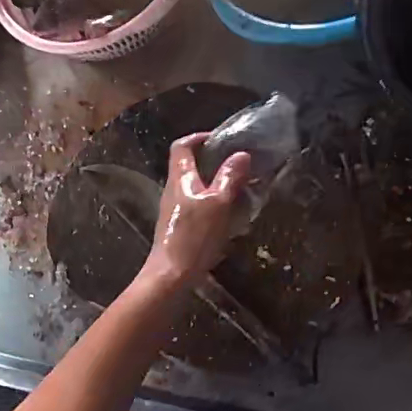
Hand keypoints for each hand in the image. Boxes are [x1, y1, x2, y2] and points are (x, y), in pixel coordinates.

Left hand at [139, 134, 250, 289]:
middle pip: (187, 165)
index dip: (198, 137)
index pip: (181, 146)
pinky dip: (211, 200)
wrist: (171, 273)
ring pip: (192, 185)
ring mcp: (173, 208)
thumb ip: (229, 178)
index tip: (219, 138)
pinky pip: (195, 203)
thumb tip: (240, 155)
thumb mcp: (218, 204)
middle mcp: (172, 189)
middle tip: (236, 162)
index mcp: (180, 178)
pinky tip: (228, 212)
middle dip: (210, 159)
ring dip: (213, 181)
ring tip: (238, 185)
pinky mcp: (178, 225)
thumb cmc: (194, 236)